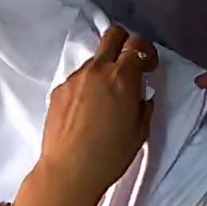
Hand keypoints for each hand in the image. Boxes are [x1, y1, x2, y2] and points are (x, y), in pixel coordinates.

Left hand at [17, 26, 156, 205]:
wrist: (69, 170)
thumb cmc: (110, 155)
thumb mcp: (140, 130)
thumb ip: (143, 104)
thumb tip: (140, 94)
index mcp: (122, 77)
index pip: (137, 44)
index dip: (146, 51)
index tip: (147, 67)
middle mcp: (96, 70)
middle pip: (112, 35)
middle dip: (124, 42)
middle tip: (128, 65)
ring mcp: (74, 78)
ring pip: (93, 60)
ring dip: (103, 70)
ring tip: (104, 100)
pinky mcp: (58, 90)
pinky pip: (77, 79)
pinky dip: (85, 87)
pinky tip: (86, 112)